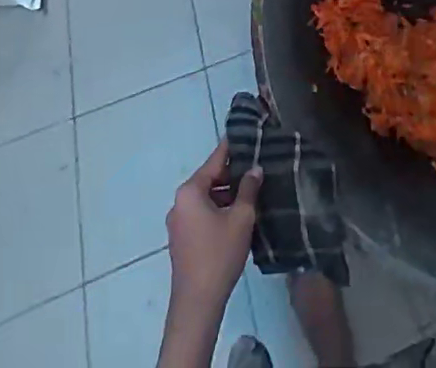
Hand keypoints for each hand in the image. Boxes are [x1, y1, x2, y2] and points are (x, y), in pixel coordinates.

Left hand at [166, 142, 262, 314]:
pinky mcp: (181, 238)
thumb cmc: (219, 254)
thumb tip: (255, 169)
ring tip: (252, 192)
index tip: (244, 133)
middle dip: (232, 175)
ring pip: (206, 198)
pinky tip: (238, 215)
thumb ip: (249, 189)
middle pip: (209, 179)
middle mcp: (180, 201)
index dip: (231, 148)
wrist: (197, 302)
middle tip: (257, 167)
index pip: (214, 161)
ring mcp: (178, 221)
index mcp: (190, 191)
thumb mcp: (241, 218)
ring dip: (226, 195)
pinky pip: (201, 213)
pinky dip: (218, 209)